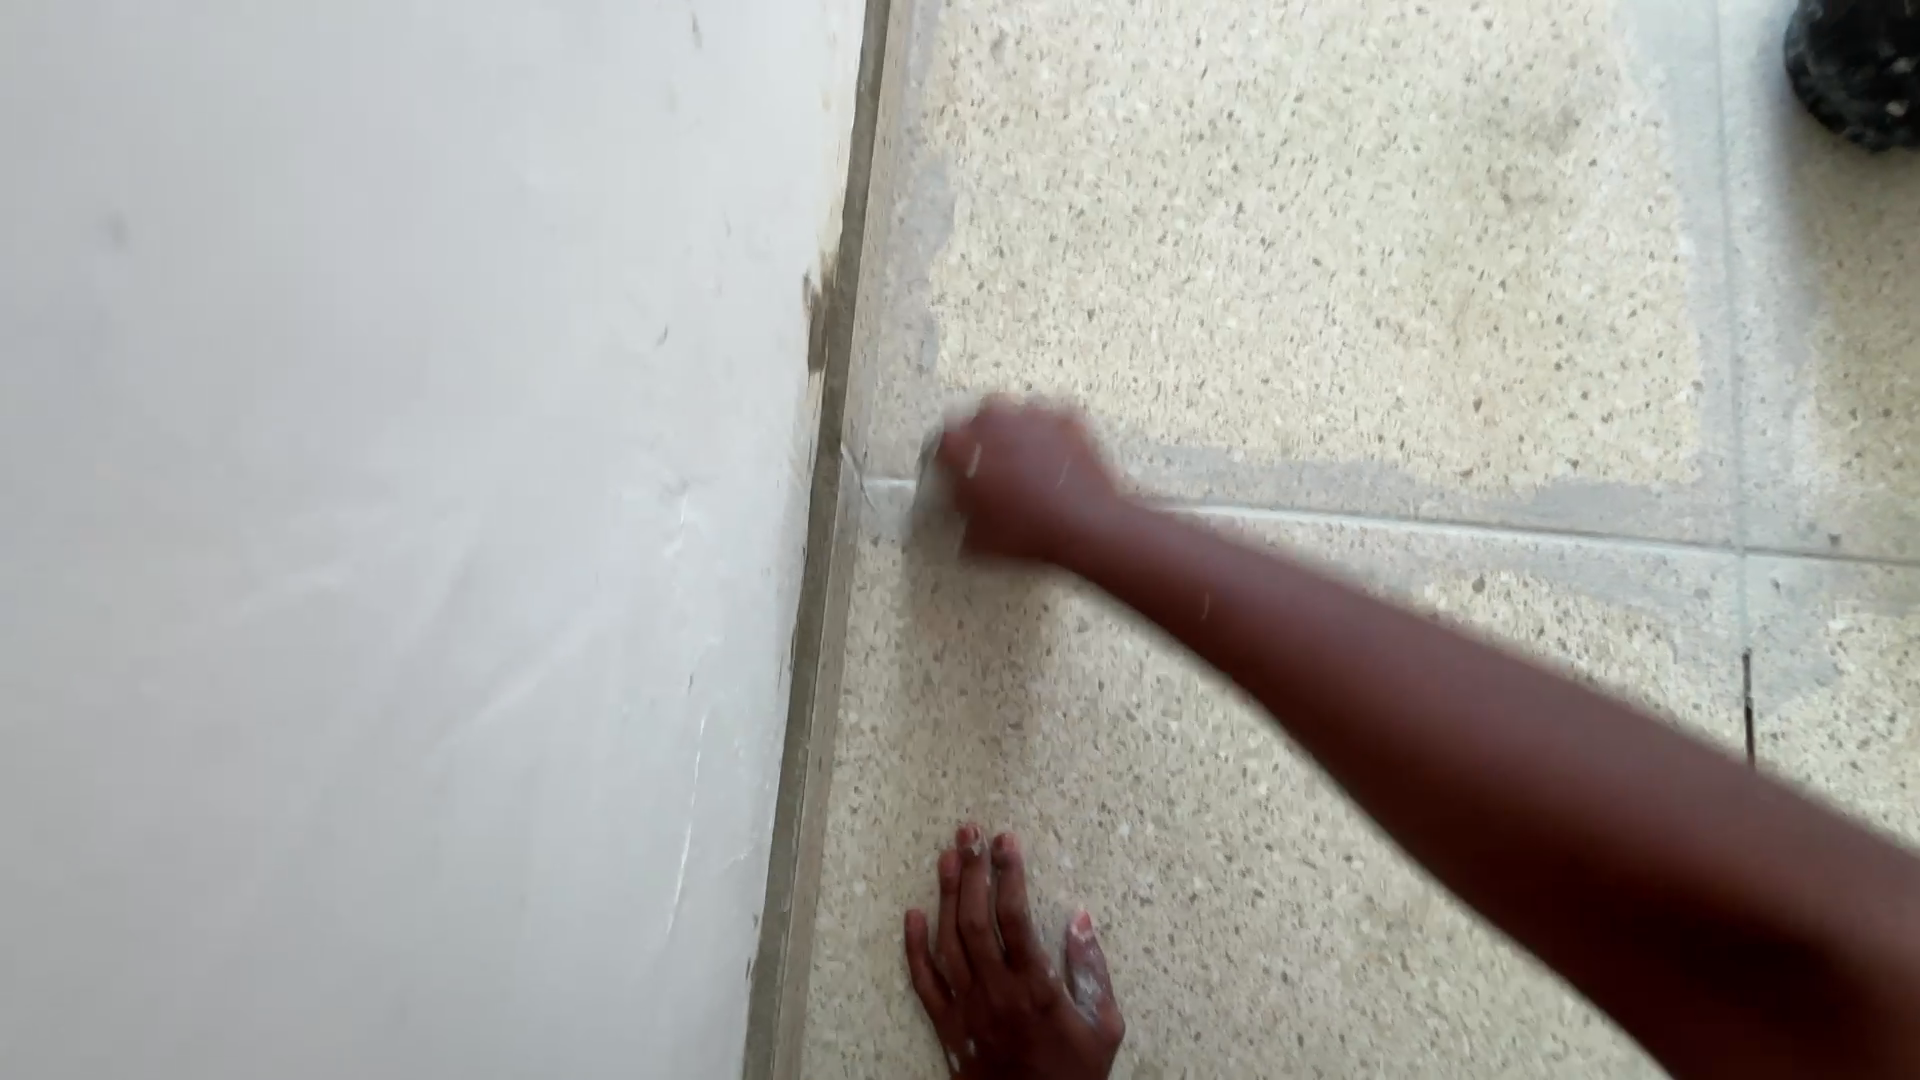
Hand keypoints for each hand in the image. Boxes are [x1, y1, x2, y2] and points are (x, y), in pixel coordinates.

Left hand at [904, 825, 1124, 1079]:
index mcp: (1036, 989)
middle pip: (975, 921)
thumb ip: (1093, 969)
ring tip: (947, 857)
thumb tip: (1079, 916)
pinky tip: (913, 914)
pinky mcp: (947, 1029)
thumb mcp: (1104, 1027)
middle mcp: (996, 993)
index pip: (1016, 917)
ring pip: (948, 943)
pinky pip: (924, 983)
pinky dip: (914, 948)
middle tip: (969, 833)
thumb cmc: (1074, 1075)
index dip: (1009, 874)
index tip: (1006, 840)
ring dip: (945, 896)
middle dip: (971, 871)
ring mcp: (967, 1010)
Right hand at [936, 398, 1123, 563]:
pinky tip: (1055, 459)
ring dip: (1016, 431)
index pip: (943, 439)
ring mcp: (1032, 414)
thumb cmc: (1028, 533)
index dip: (949, 457)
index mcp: (963, 447)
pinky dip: (1050, 435)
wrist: (1086, 525)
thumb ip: (962, 510)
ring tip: (1026, 461)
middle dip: (983, 436)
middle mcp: (994, 420)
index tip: (955, 469)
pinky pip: (1050, 421)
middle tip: (992, 463)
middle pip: (979, 418)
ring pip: (1016, 414)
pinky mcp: (1066, 417)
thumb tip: (964, 503)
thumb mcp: (977, 537)